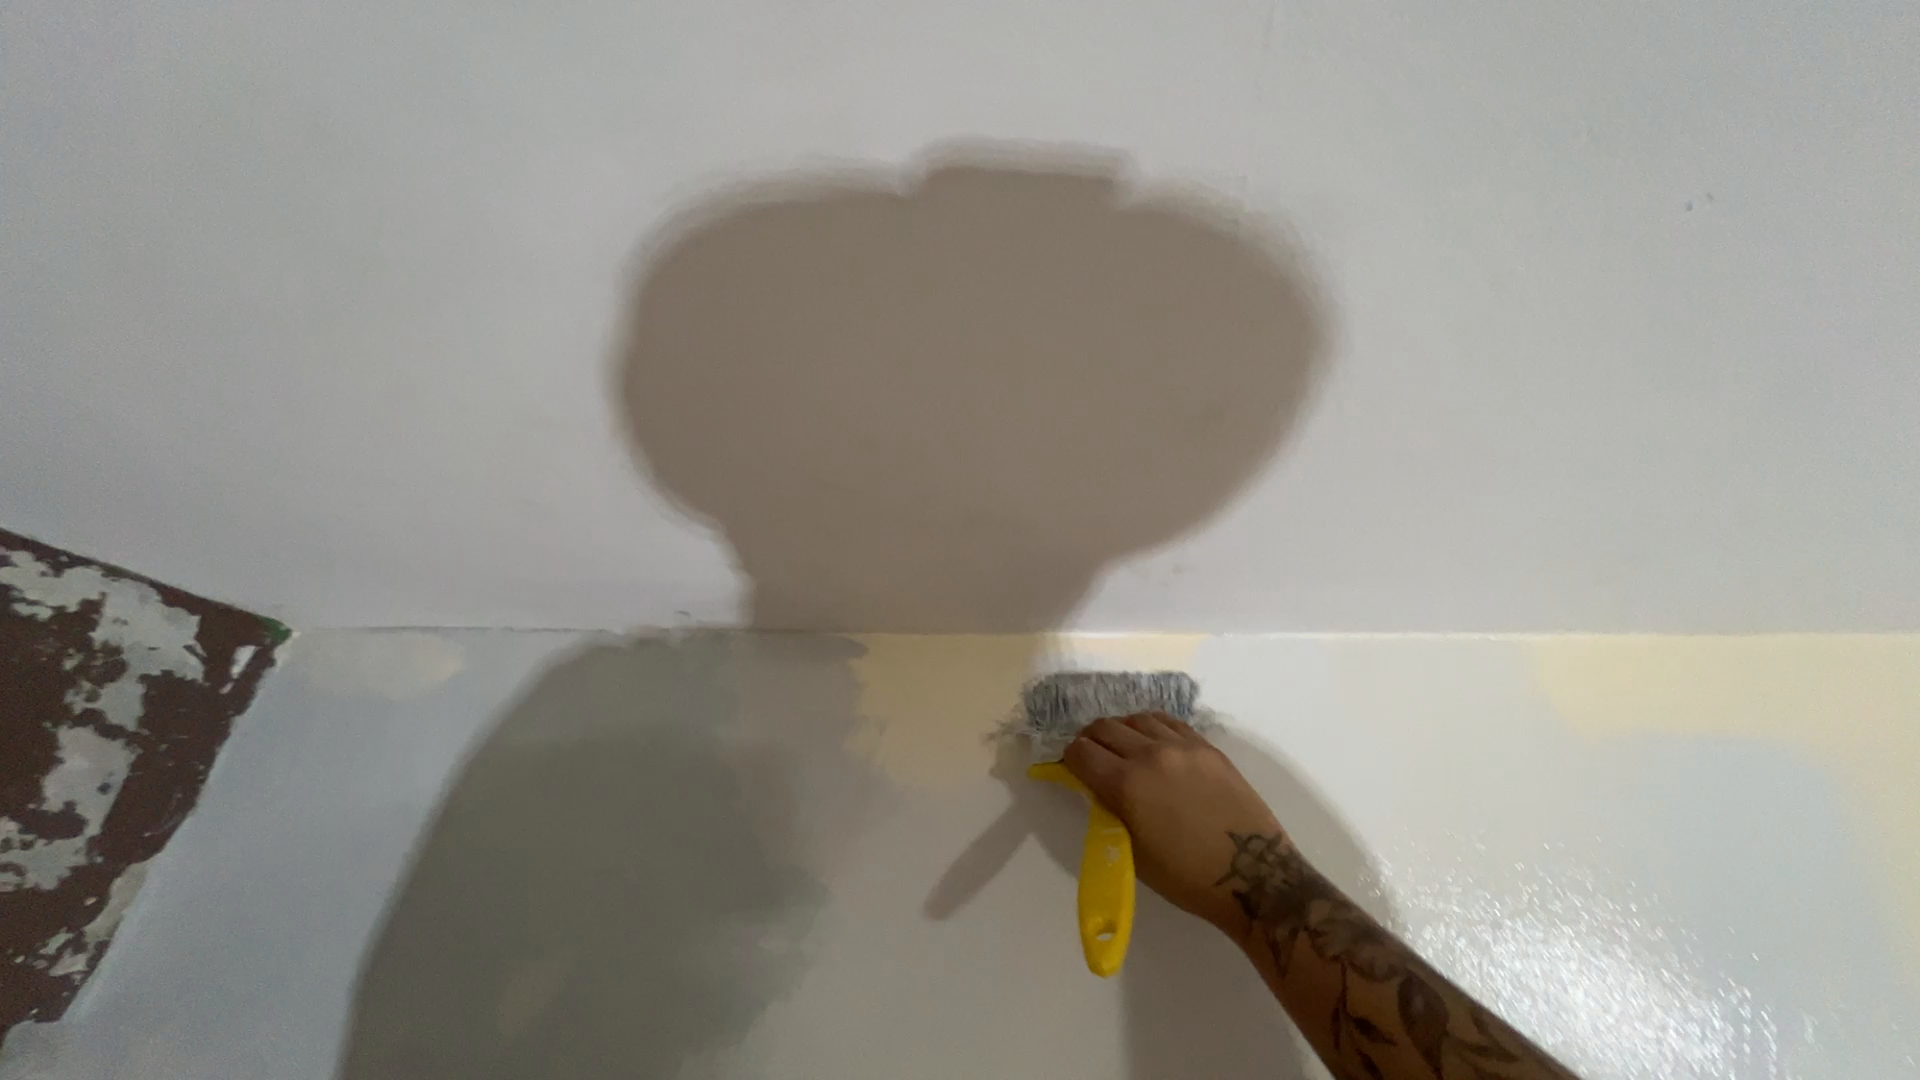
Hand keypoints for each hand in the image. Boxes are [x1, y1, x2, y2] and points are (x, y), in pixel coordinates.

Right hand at [1062, 712, 1282, 938]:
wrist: (1255, 873)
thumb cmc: (1188, 877)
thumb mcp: (1134, 853)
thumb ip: (1111, 812)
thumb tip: (1100, 789)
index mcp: (1126, 785)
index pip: (1081, 753)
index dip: (1070, 759)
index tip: (1073, 769)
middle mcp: (1150, 755)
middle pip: (1104, 728)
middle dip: (1090, 740)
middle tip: (1092, 756)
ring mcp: (1182, 746)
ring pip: (1137, 719)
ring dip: (1121, 730)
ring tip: (1122, 746)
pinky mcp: (1207, 747)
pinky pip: (1169, 722)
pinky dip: (1151, 726)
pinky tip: (1153, 741)